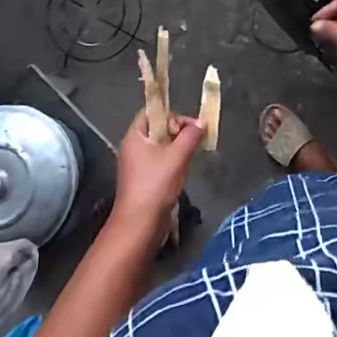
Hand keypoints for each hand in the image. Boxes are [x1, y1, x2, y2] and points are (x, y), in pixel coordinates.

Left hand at [110, 109, 204, 238]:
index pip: (151, 112)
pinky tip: (184, 169)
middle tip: (194, 139)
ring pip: (161, 146)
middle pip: (158, 129)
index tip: (189, 126)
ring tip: (192, 154)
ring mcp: (138, 164)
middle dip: (178, 131)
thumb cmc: (155, 185)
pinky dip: (174, 160)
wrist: (140, 224)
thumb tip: (202, 122)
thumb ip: (191, 136)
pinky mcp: (145, 179)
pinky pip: (161, 161)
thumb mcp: (177, 156)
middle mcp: (134, 148)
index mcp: (135, 137)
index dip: (171, 114)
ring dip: (178, 147)